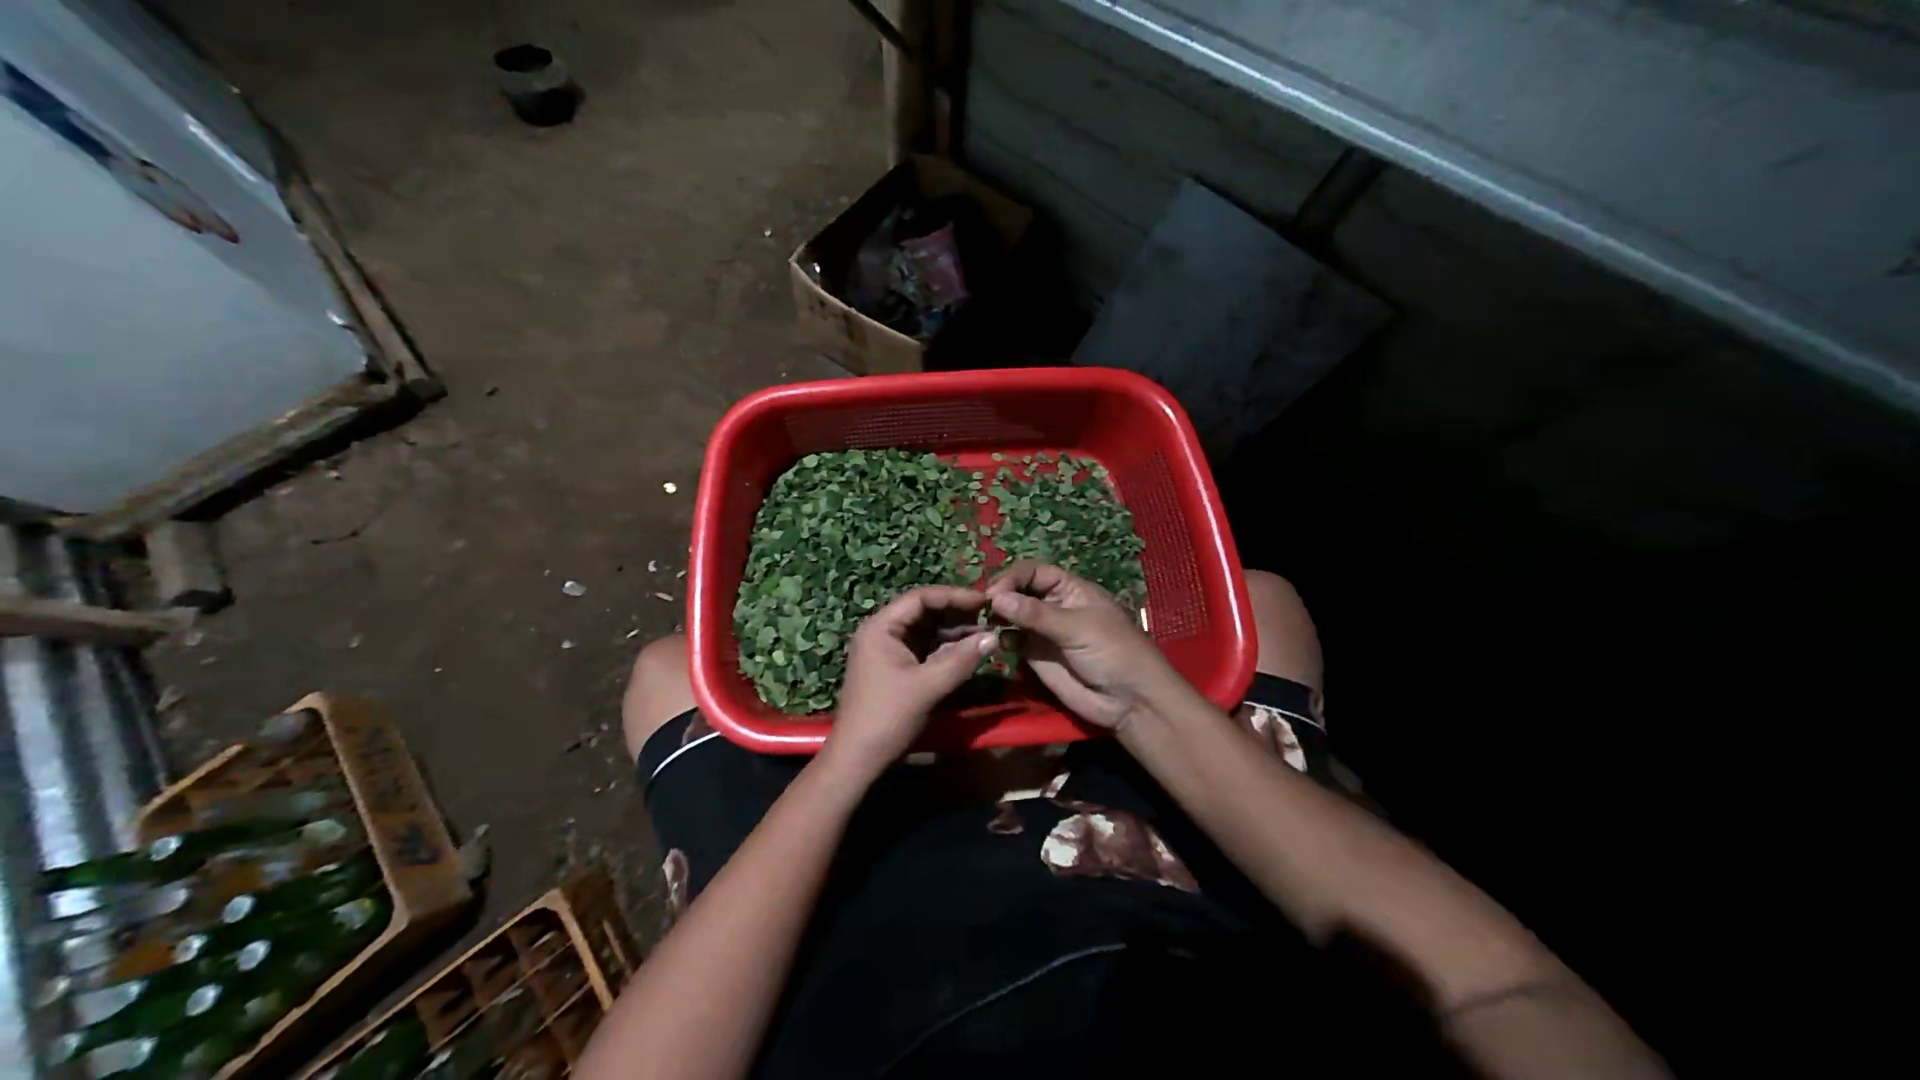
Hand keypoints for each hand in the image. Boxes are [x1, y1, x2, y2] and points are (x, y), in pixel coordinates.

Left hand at [823, 585, 997, 778]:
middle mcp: (883, 632)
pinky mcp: (897, 668)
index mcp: (881, 627)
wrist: (858, 758)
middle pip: (924, 612)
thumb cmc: (887, 717)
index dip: (953, 596)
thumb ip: (961, 660)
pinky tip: (970, 650)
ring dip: (955, 631)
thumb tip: (994, 637)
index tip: (984, 601)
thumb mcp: (928, 687)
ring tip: (987, 632)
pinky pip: (925, 648)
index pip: (920, 598)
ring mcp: (889, 650)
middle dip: (957, 613)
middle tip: (990, 616)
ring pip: (927, 630)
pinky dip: (947, 648)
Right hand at [985, 561, 1181, 729]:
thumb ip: (1036, 614)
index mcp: (1070, 589)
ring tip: (981, 622)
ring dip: (996, 616)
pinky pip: (1013, 641)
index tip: (993, 593)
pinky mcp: (1036, 656)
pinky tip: (994, 642)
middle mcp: (1054, 606)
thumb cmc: (1113, 652)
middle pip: (1019, 591)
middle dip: (1000, 596)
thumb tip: (996, 598)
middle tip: (980, 607)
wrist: (1129, 701)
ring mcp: (1044, 631)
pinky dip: (1000, 639)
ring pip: (1013, 616)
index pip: (1034, 572)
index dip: (1012, 578)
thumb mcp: (1077, 627)